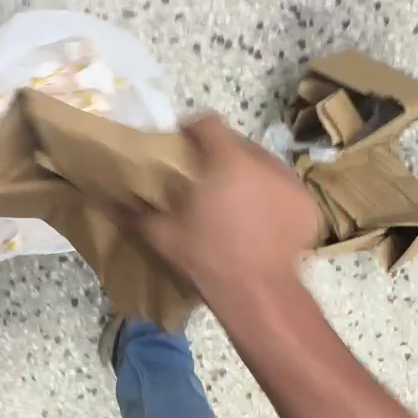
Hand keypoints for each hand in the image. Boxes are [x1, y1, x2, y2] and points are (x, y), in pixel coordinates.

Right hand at [120, 114, 320, 304]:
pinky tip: (259, 219)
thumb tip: (108, 201)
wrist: (259, 294)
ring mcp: (290, 182)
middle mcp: (262, 162)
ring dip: (247, 173)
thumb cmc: (207, 259)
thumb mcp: (162, 236)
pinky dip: (270, 196)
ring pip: (264, 164)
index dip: (192, 130)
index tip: (181, 145)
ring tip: (233, 199)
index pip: (208, 122)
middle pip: (237, 142)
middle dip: (220, 154)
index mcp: (226, 160)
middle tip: (204, 178)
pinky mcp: (308, 205)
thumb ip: (133, 213)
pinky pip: (284, 188)